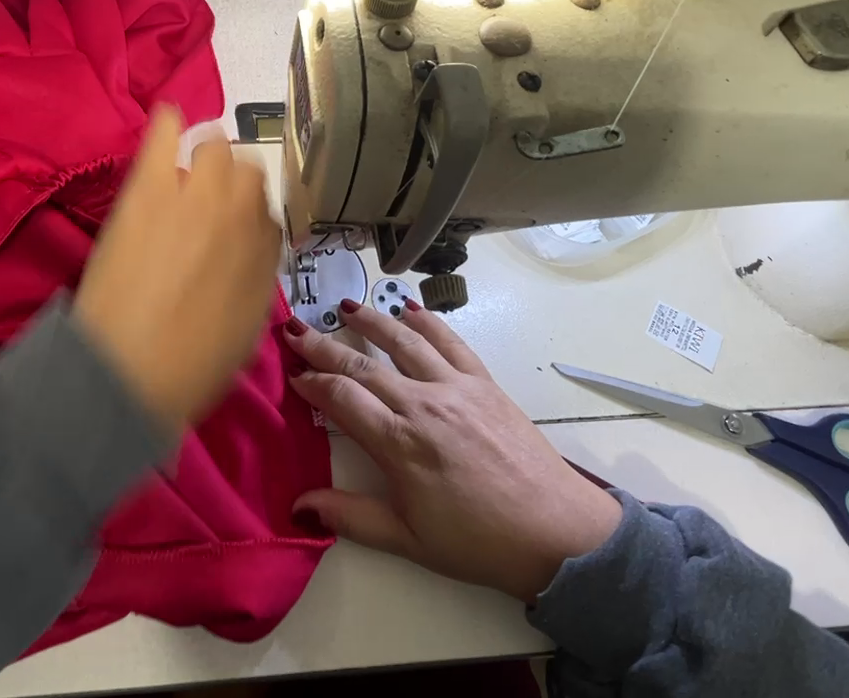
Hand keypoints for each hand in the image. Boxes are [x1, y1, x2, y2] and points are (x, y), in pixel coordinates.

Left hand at [75, 107, 280, 433]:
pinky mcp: (151, 189)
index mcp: (266, 257)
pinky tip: (168, 118)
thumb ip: (253, 286)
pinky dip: (168, 125)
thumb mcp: (244, 334)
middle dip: (232, 185)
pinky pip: (166, 138)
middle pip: (249, 174)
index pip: (269, 217)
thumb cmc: (189, 369)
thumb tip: (247, 260)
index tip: (227, 234)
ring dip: (206, 158)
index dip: (247, 221)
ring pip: (217, 149)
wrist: (128, 372)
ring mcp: (198, 198)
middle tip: (205, 206)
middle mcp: (243, 217)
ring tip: (186, 174)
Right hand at [285, 302, 622, 601]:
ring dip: (372, 321)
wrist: (556, 533)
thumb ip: (351, 516)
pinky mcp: (484, 383)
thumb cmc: (478, 542)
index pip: (342, 399)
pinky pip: (451, 342)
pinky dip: (428, 323)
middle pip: (363, 366)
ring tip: (345, 307)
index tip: (293, 375)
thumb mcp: (408, 540)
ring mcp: (456, 388)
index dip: (313, 384)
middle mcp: (423, 405)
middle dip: (324, 347)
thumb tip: (298, 505)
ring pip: (404, 343)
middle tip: (295, 329)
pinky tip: (411, 311)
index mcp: (400, 444)